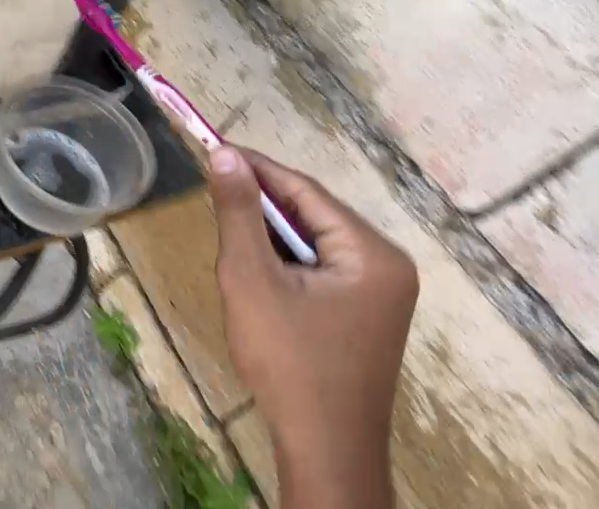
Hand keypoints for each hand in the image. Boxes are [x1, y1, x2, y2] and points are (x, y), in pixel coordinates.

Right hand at [209, 146, 417, 508]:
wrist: (325, 450)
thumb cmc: (287, 360)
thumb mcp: (252, 278)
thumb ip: (239, 212)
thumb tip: (225, 153)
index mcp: (372, 253)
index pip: (305, 192)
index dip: (256, 168)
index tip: (211, 149)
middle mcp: (387, 266)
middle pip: (312, 215)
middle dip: (261, 206)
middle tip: (213, 196)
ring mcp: (381, 294)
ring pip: (313, 242)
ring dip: (270, 238)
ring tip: (229, 242)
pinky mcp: (366, 315)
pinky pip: (320, 269)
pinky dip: (285, 263)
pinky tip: (256, 276)